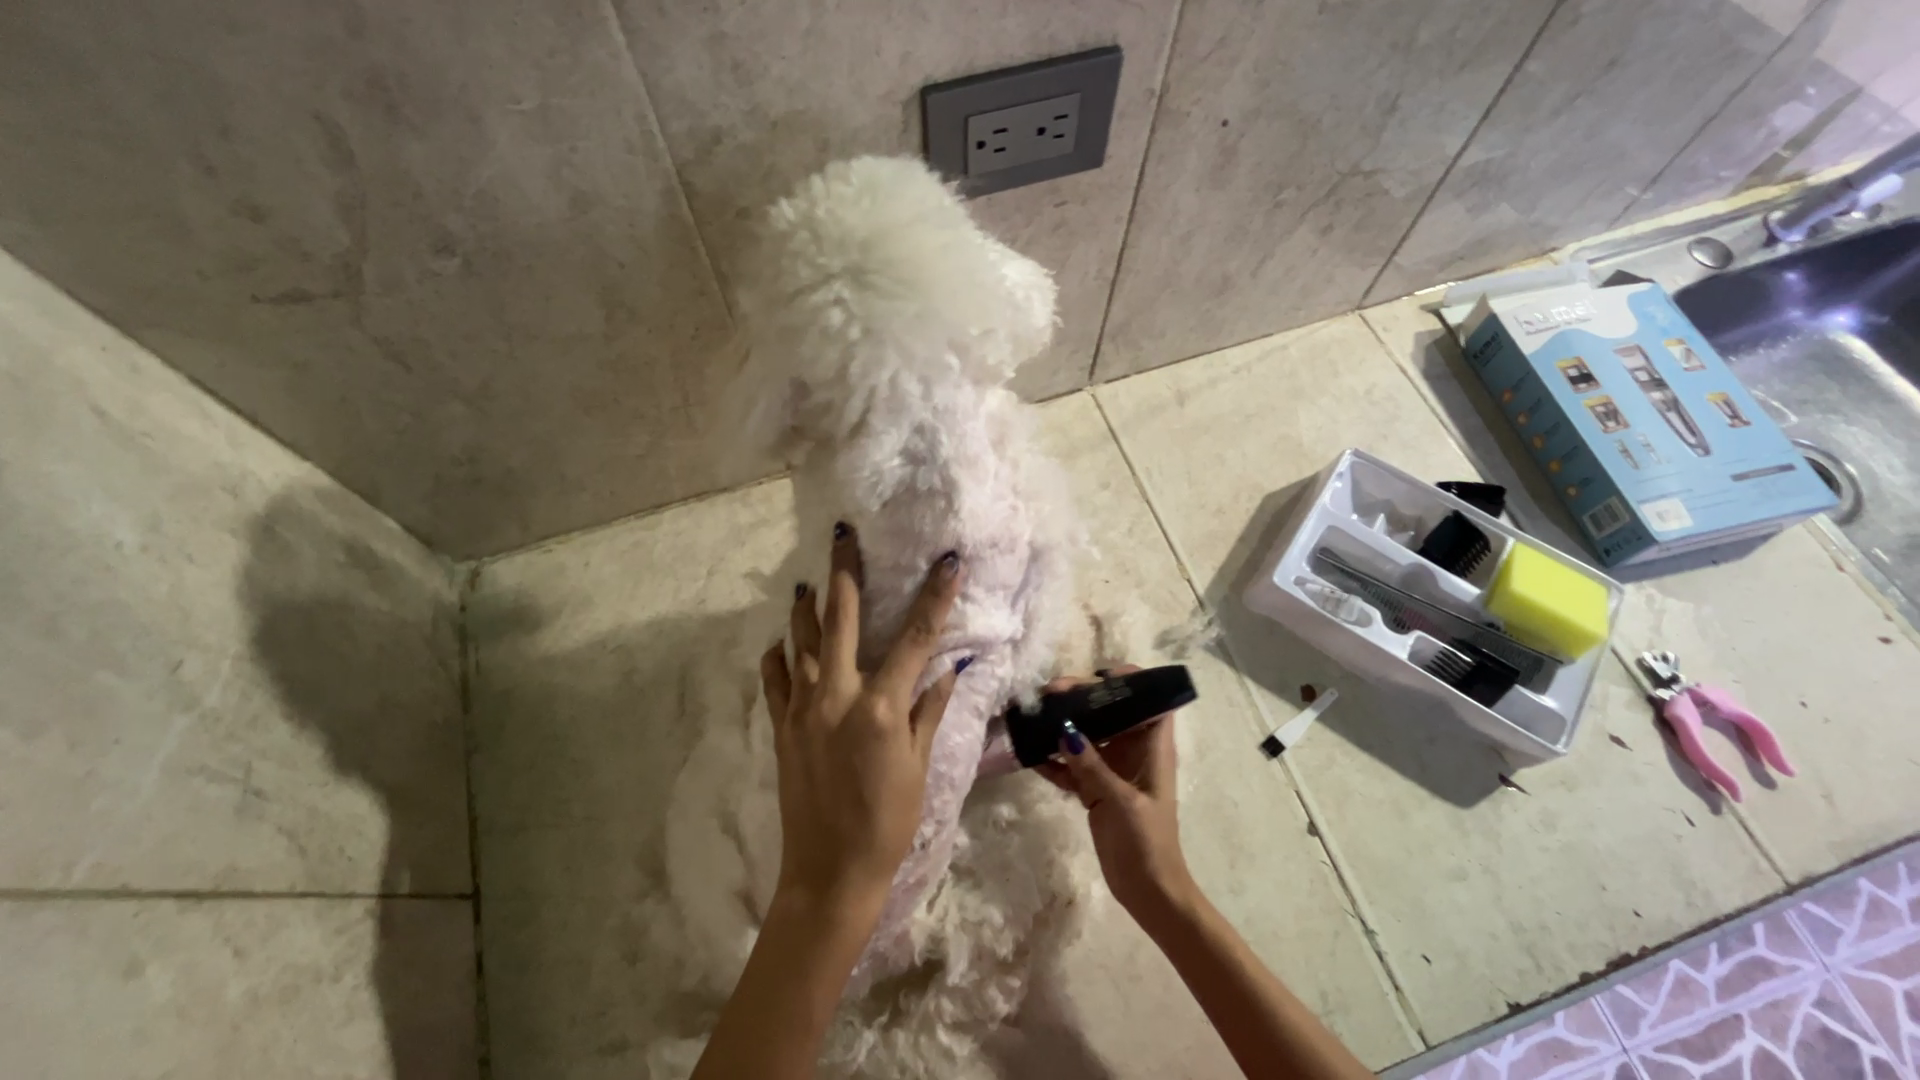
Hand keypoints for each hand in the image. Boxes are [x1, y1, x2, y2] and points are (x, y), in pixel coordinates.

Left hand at [759, 524, 965, 917]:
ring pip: (800, 638)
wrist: (829, 872)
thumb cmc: (887, 822)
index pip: (915, 637)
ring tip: (812, 579)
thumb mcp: (919, 766)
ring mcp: (801, 707)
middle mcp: (835, 694)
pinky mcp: (781, 725)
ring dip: (809, 604)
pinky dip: (780, 652)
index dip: (934, 596)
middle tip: (843, 533)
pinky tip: (784, 641)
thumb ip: (930, 710)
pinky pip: (775, 675)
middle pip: (841, 616)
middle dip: (845, 570)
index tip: (947, 561)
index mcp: (879, 705)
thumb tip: (950, 666)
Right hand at [1037, 666, 1194, 926]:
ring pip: (1086, 736)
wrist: (1148, 890)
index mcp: (1152, 747)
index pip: (1149, 700)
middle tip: (1049, 692)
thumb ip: (1091, 765)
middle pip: (1109, 712)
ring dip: (1061, 726)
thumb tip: (1063, 729)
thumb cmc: (1146, 841)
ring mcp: (1112, 770)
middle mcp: (1133, 751)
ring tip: (1032, 714)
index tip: (1097, 673)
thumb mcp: (1119, 801)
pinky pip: (1071, 766)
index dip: (1130, 680)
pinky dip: (1053, 760)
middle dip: (1081, 698)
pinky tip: (1029, 753)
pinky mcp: (1095, 790)